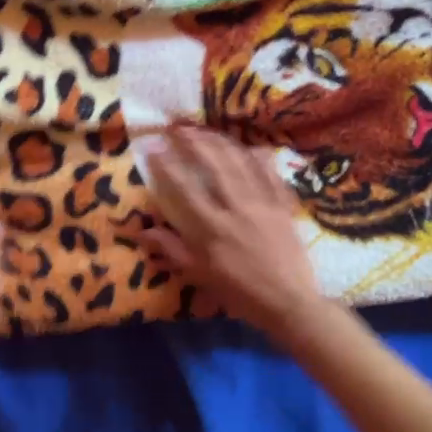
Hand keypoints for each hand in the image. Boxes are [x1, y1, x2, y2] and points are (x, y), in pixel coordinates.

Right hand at [137, 127, 325, 337]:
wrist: (290, 305)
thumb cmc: (240, 292)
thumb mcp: (200, 275)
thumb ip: (172, 249)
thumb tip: (141, 231)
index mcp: (212, 228)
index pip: (185, 188)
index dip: (168, 165)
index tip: (154, 147)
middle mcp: (237, 209)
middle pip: (215, 167)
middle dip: (195, 143)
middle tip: (178, 127)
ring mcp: (263, 205)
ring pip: (241, 165)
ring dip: (222, 144)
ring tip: (205, 130)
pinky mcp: (283, 208)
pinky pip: (272, 177)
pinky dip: (260, 160)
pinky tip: (250, 147)